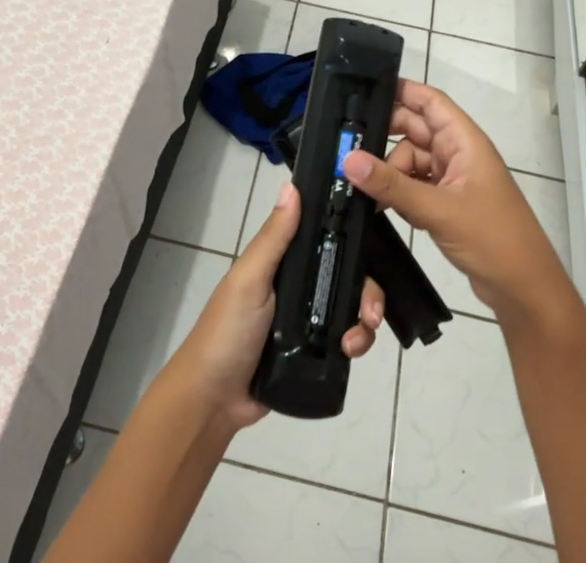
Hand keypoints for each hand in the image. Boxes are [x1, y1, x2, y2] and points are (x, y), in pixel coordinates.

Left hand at [161, 182, 384, 431]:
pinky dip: (354, 345)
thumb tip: (292, 186)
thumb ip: (273, 238)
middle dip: (366, 293)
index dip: (350, 244)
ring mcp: (306, 324)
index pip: (324, 244)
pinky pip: (344, 342)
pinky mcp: (312, 354)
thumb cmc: (227, 331)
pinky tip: (351, 353)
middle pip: (346, 280)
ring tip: (355, 342)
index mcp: (280, 266)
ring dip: (363, 323)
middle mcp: (296, 290)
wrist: (214, 399)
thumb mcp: (248, 280)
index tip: (371, 249)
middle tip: (370, 313)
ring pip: (350, 311)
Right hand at [343, 79, 567, 318]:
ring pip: (409, 161)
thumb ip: (391, 185)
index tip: (362, 90)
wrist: (523, 287)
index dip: (401, 90)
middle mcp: (457, 154)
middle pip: (413, 131)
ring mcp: (451, 180)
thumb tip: (348, 159)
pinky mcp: (445, 204)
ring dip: (388, 173)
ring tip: (364, 190)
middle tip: (347, 149)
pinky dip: (396, 194)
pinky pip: (413, 186)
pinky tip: (380, 207)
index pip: (430, 102)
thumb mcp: (437, 209)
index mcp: (464, 141)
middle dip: (383, 138)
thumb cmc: (492, 237)